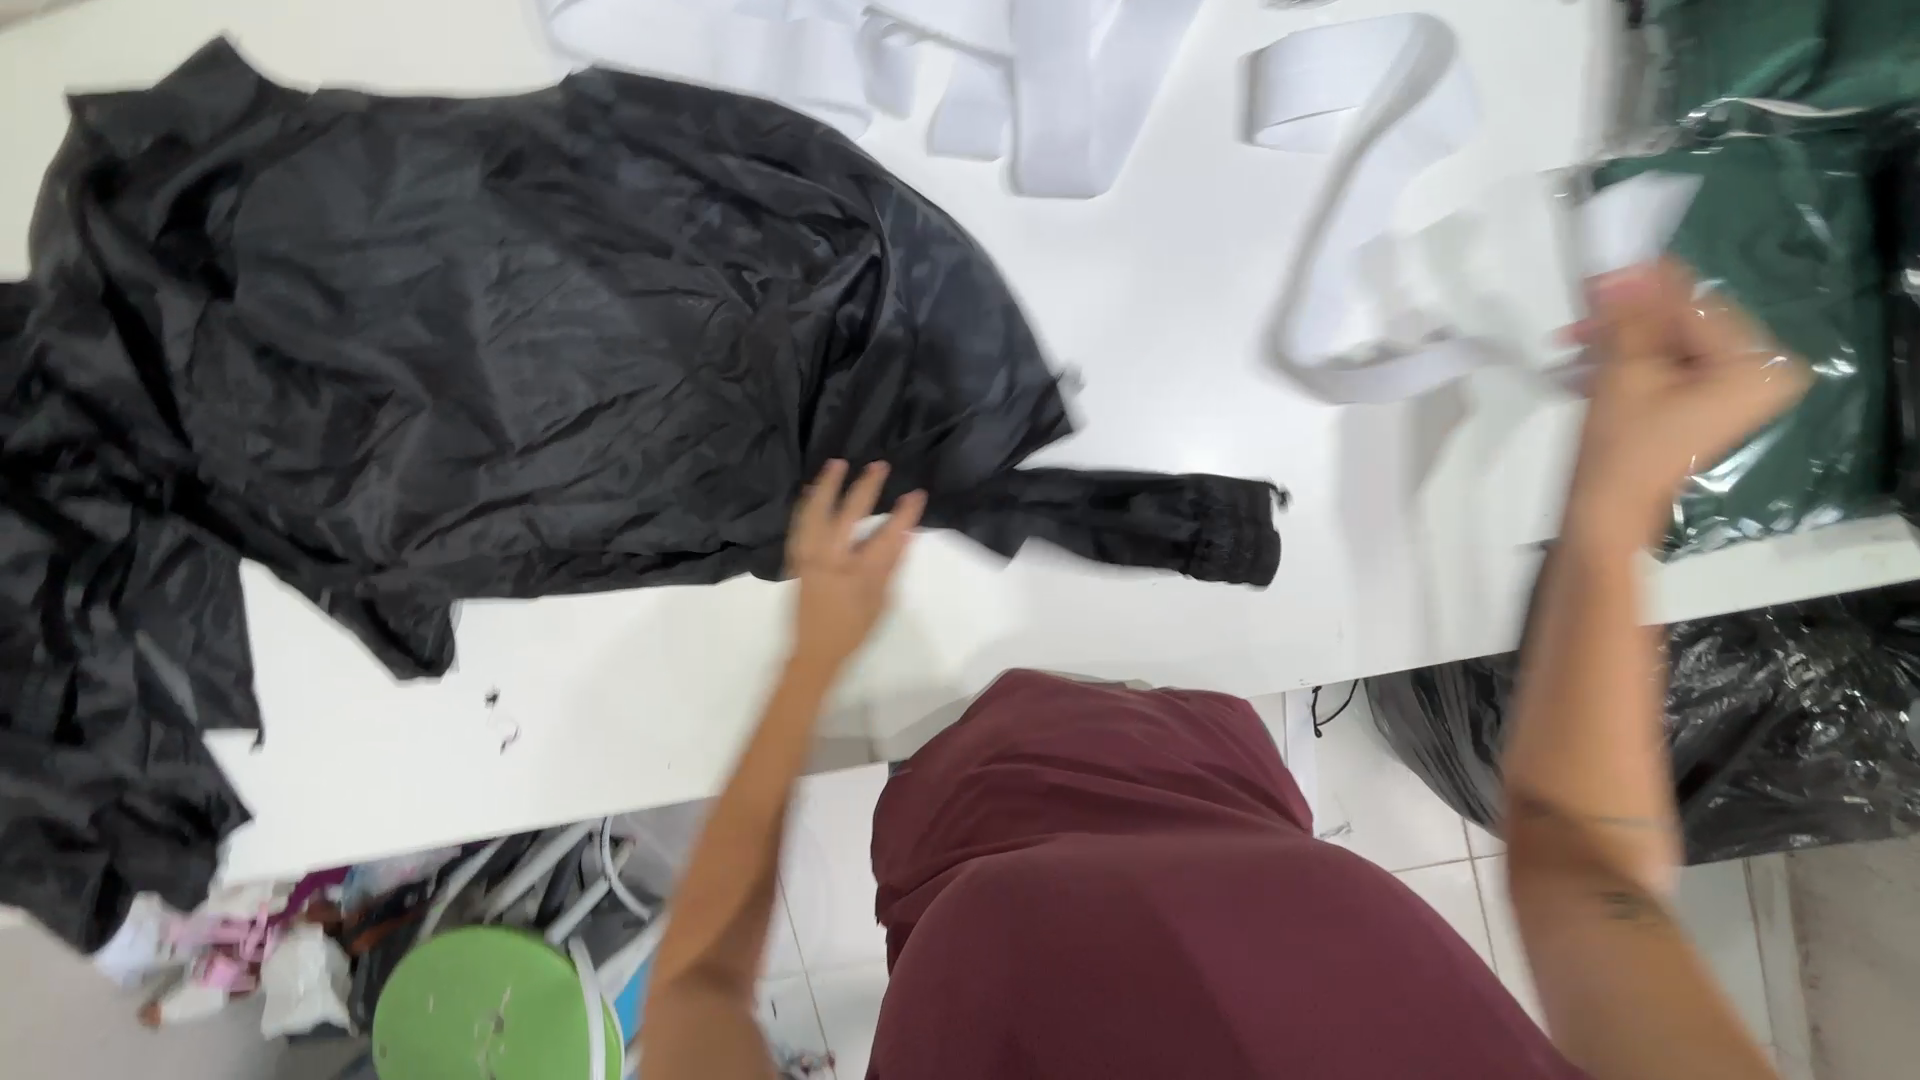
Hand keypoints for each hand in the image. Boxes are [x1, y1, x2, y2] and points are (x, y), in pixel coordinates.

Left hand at [784, 460, 925, 671]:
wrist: (814, 652)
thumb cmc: (853, 631)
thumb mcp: (881, 602)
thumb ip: (891, 566)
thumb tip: (904, 534)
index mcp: (858, 574)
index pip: (886, 536)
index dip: (904, 514)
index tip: (916, 494)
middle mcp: (831, 561)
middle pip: (848, 515)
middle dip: (865, 487)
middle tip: (878, 465)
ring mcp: (809, 559)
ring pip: (816, 515)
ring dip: (827, 487)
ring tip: (836, 464)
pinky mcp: (796, 561)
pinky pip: (798, 527)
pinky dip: (805, 506)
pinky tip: (811, 491)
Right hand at [1561, 259, 1809, 547]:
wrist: (1606, 513)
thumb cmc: (1621, 448)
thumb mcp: (1622, 374)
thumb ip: (1627, 318)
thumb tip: (1619, 269)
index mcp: (1757, 363)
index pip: (1697, 305)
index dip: (1643, 290)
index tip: (1597, 277)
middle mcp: (1757, 372)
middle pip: (1682, 325)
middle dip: (1623, 322)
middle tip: (1575, 319)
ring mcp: (1729, 391)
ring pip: (1665, 346)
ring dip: (1615, 342)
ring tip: (1569, 348)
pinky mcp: (1699, 405)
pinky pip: (1662, 368)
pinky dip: (1623, 365)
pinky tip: (1584, 368)